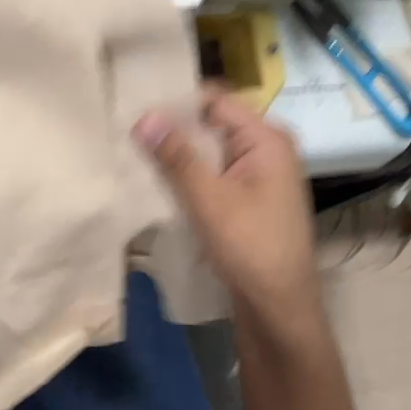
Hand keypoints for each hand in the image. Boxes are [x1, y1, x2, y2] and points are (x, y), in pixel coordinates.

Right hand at [135, 90, 320, 315]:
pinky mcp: (253, 198)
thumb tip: (144, 116)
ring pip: (212, 151)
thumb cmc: (250, 248)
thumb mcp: (208, 199)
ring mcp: (262, 175)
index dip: (177, 102)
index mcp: (268, 139)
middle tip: (130, 134)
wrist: (280, 308)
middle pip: (213, 124)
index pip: (216, 100)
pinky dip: (193, 176)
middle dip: (175, 129)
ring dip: (181, 156)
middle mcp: (269, 149)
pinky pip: (217, 173)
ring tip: (138, 156)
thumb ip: (176, 156)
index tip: (136, 110)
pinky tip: (163, 184)